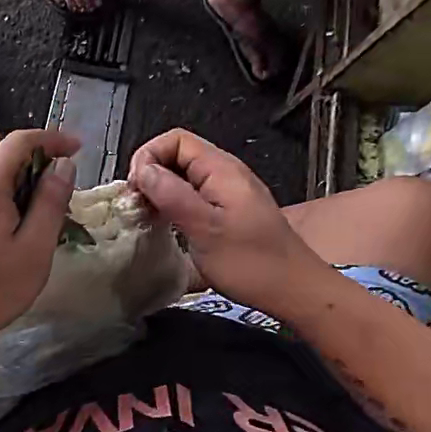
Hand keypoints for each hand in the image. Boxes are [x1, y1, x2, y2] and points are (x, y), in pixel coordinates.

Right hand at [130, 129, 329, 314]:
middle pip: (177, 155)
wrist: (294, 292)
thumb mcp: (205, 228)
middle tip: (138, 206)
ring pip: (183, 177)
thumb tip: (143, 171)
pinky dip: (174, 205)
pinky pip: (193, 196)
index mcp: (221, 169)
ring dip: (161, 192)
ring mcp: (228, 193)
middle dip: (151, 174)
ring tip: (148, 217)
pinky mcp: (228, 212)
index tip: (137, 189)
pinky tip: (167, 226)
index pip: (174, 140)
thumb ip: (172, 195)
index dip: (149, 157)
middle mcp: (225, 174)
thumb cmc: (251, 263)